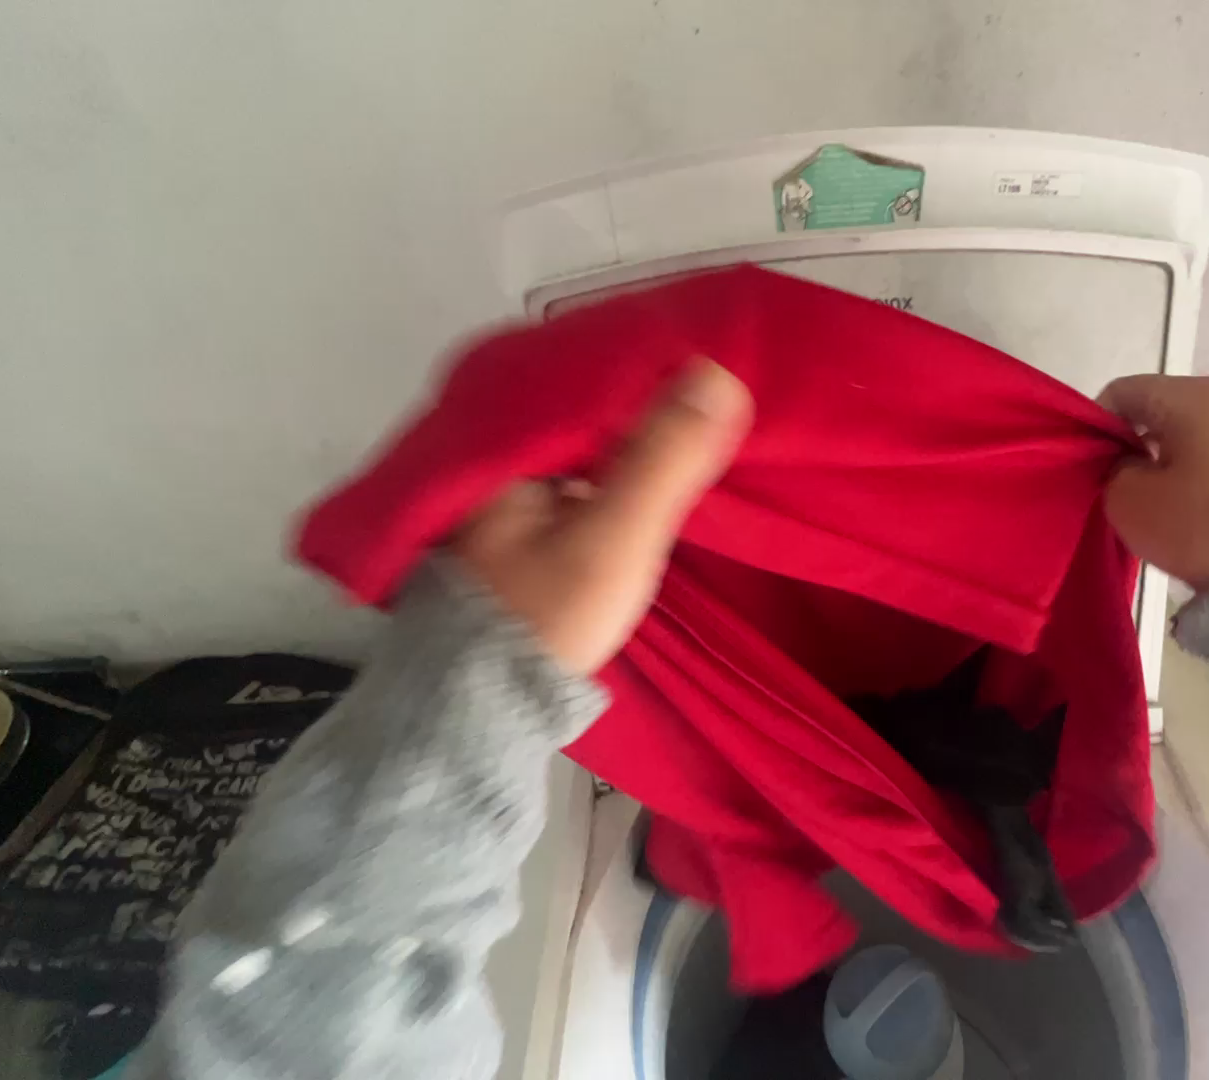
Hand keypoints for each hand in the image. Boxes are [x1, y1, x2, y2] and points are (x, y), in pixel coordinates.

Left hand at [452, 359, 751, 673]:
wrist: (490, 698)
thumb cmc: (544, 615)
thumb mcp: (611, 537)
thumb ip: (662, 461)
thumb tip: (718, 374)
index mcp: (501, 435)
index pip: (585, 369)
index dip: (648, 361)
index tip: (706, 351)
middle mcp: (494, 444)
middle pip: (584, 397)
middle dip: (643, 389)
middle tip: (710, 382)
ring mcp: (507, 477)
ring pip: (585, 429)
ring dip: (634, 423)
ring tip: (694, 409)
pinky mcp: (524, 508)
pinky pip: (580, 460)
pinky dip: (617, 455)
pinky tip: (654, 457)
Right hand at [1098, 375, 1208, 590]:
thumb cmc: (1191, 525)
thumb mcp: (1124, 496)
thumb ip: (1112, 463)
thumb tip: (1126, 458)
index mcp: (1191, 397)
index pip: (1122, 391)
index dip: (1096, 422)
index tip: (1090, 458)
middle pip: (1156, 402)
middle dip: (1128, 433)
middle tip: (1112, 473)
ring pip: (1183, 422)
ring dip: (1157, 446)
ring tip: (1145, 484)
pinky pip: (1208, 441)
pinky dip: (1185, 457)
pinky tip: (1176, 490)